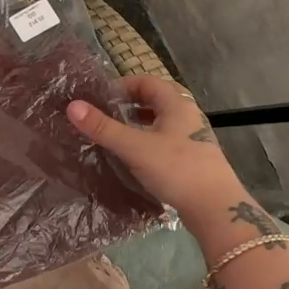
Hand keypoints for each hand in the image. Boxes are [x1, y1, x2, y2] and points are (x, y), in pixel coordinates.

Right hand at [66, 76, 248, 230]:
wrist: (215, 207)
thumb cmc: (176, 169)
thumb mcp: (134, 147)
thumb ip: (103, 128)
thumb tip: (72, 106)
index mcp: (176, 104)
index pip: (146, 81)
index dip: (122, 85)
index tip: (99, 98)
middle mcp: (187, 115)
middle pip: (156, 99)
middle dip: (130, 103)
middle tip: (105, 113)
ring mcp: (193, 137)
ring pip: (161, 120)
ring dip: (139, 122)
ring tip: (117, 133)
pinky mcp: (193, 157)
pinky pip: (166, 139)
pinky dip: (148, 139)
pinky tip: (136, 155)